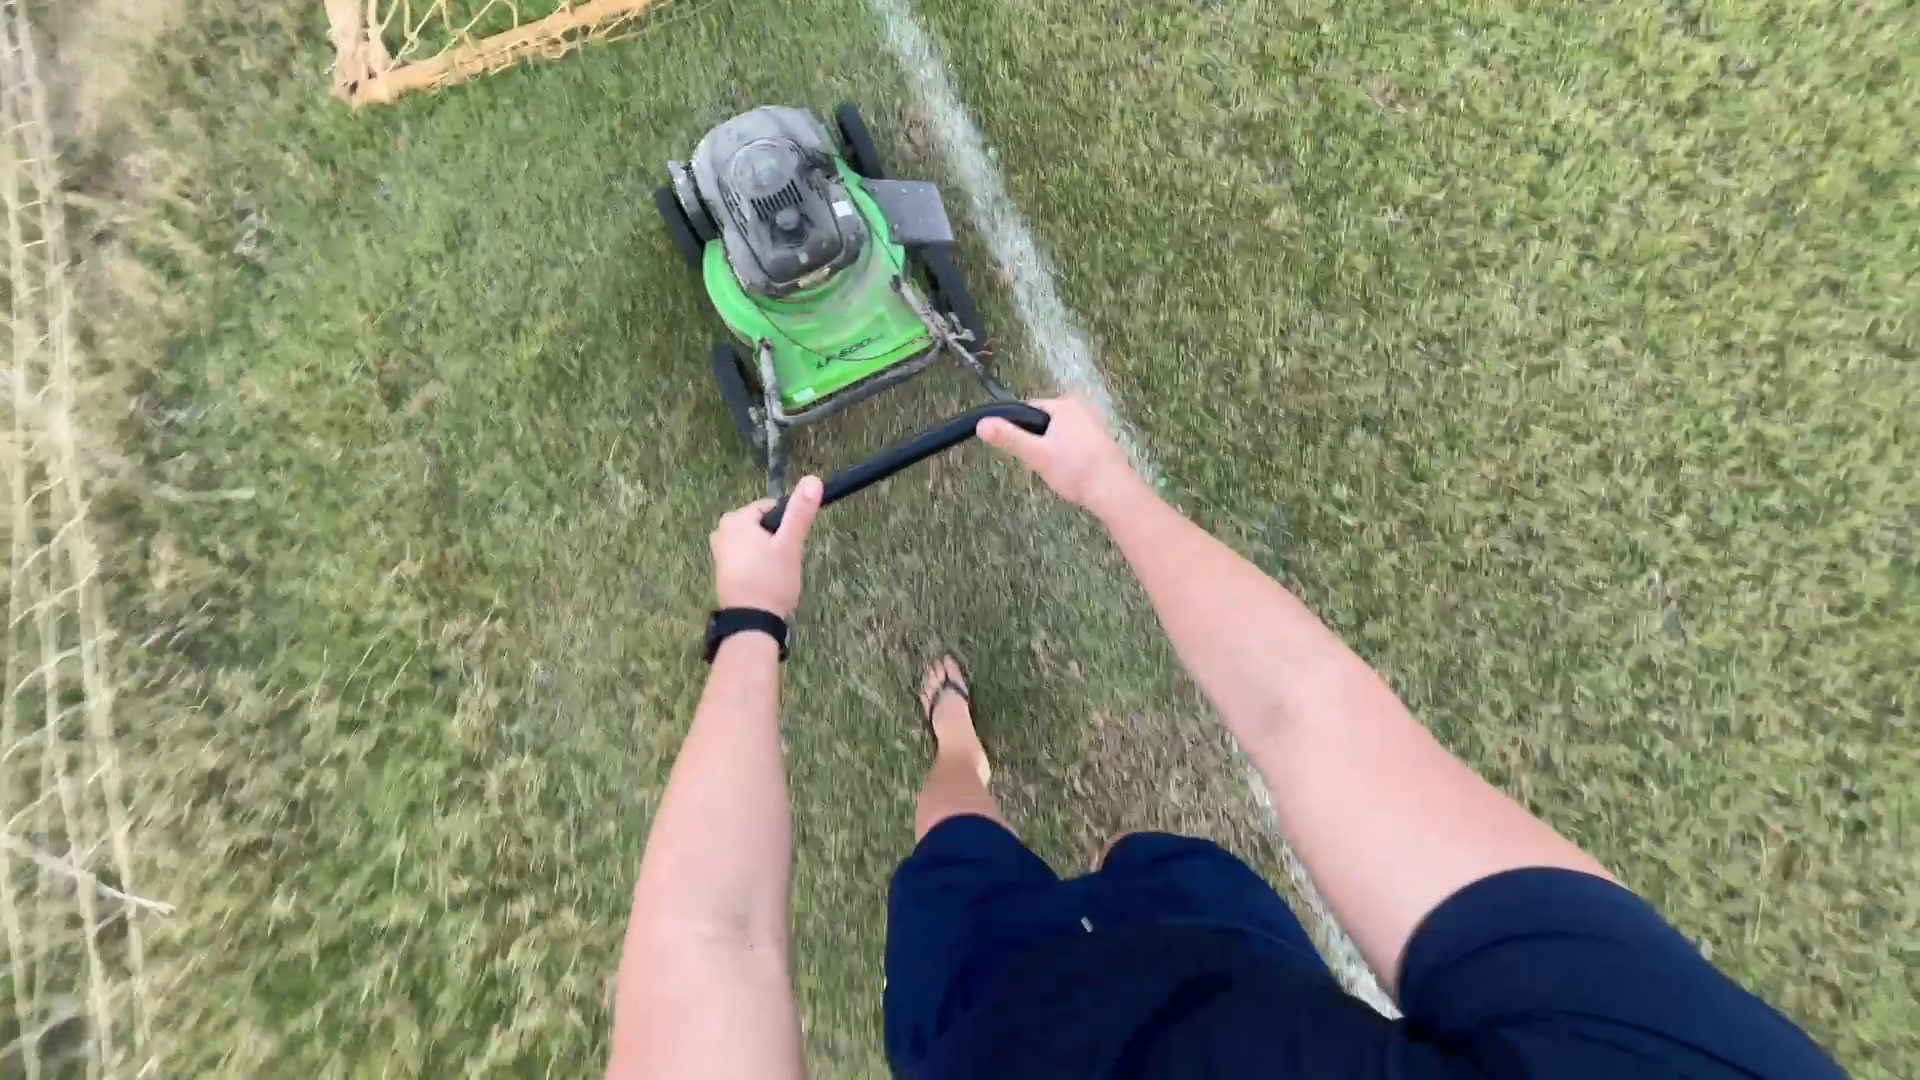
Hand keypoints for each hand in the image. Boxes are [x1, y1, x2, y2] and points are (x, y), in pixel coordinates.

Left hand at [710, 476, 822, 616]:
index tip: (791, 547)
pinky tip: (767, 583)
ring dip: (769, 555)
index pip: (772, 509)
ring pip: (757, 543)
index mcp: (735, 520)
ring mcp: (720, 553)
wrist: (751, 623)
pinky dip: (759, 567)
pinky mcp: (723, 572)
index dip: (787, 526)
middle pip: (763, 526)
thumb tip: (813, 479)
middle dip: (777, 541)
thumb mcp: (789, 544)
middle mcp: (721, 532)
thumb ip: (800, 512)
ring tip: (777, 574)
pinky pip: (748, 559)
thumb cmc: (771, 580)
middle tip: (785, 563)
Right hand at [977, 398, 1138, 512]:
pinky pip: (1073, 442)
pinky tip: (1071, 471)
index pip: (1028, 410)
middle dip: (1038, 442)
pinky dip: (1068, 455)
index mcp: (1064, 404)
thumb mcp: (1036, 454)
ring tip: (1058, 470)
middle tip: (1042, 464)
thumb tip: (981, 424)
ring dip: (1053, 450)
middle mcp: (1080, 407)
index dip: (1020, 430)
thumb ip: (1008, 438)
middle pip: (1044, 422)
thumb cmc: (1074, 469)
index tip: (1024, 451)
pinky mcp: (1101, 439)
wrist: (1112, 490)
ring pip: (1058, 434)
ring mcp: (1093, 422)